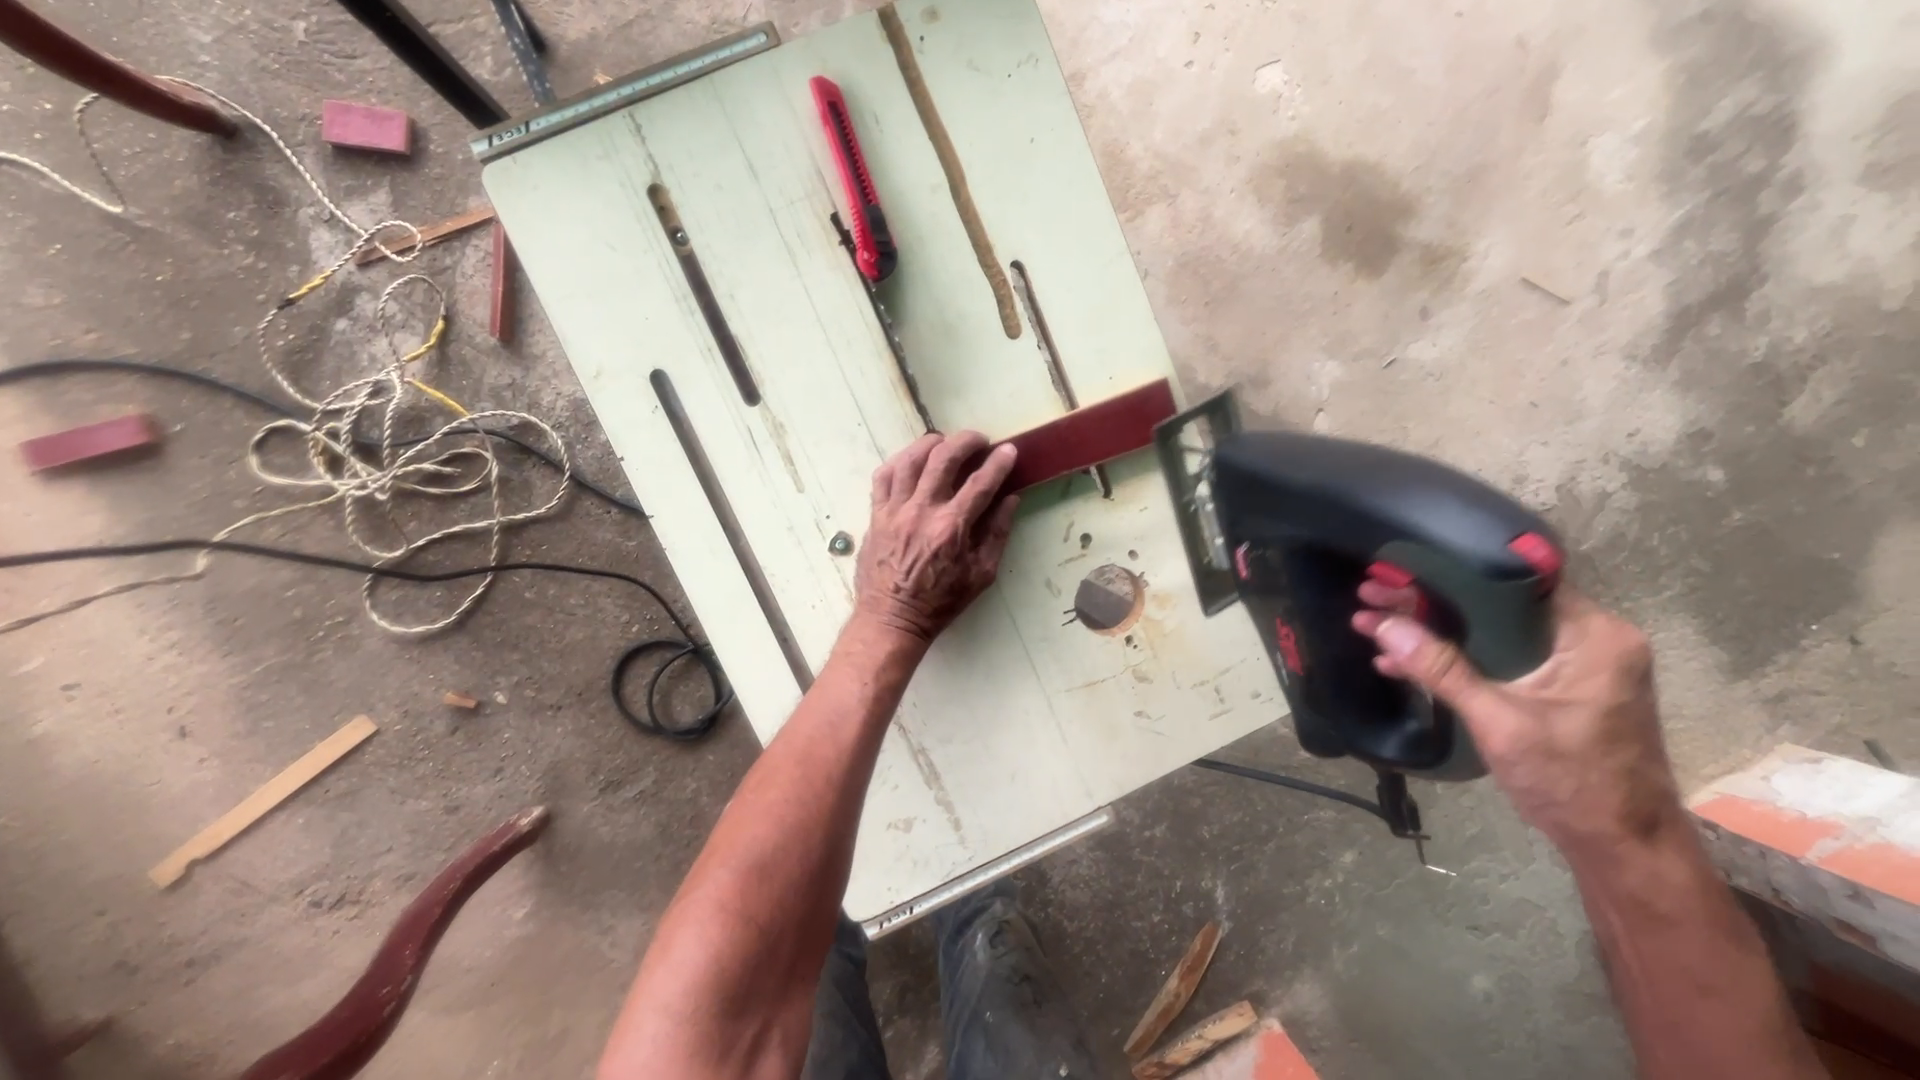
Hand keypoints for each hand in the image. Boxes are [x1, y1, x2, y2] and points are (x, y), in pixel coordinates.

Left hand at [854, 432, 1019, 644]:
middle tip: (980, 440)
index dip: (999, 462)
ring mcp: (894, 511)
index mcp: (951, 528)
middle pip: (944, 458)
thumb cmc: (940, 602)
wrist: (891, 618)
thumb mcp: (981, 575)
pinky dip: (900, 461)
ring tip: (946, 443)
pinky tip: (913, 460)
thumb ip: (998, 534)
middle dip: (966, 441)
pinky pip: (884, 476)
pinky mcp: (876, 514)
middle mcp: (922, 512)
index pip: (981, 483)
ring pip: (910, 459)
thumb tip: (1011, 499)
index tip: (1009, 450)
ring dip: (932, 444)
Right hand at [1351, 583, 1681, 854]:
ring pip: (1494, 630)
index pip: (1512, 578)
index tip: (1394, 569)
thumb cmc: (1573, 782)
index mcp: (1593, 634)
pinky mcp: (1564, 685)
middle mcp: (1593, 637)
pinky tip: (1408, 662)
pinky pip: (1503, 655)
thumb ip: (1441, 669)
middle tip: (1373, 593)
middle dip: (1430, 601)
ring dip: (1438, 631)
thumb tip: (1381, 625)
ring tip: (1376, 625)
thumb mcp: (1499, 722)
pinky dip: (1461, 657)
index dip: (1447, 572)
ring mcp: (1579, 662)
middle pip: (1497, 602)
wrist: (1623, 847)